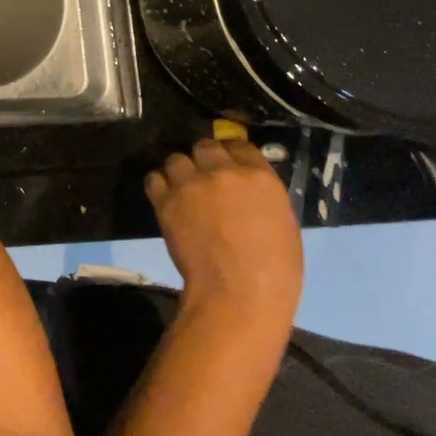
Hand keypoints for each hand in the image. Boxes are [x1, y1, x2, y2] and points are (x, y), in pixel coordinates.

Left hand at [145, 139, 302, 326]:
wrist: (238, 290)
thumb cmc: (274, 266)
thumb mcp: (281, 221)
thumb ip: (260, 195)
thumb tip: (244, 188)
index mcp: (260, 178)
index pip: (240, 146)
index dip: (230, 152)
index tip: (226, 160)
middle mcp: (222, 173)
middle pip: (204, 147)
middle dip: (204, 158)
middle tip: (203, 175)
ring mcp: (190, 185)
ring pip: (176, 159)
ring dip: (179, 171)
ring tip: (184, 188)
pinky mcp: (165, 200)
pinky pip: (154, 178)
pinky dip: (159, 184)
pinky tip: (167, 197)